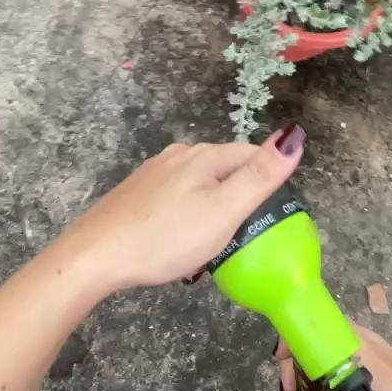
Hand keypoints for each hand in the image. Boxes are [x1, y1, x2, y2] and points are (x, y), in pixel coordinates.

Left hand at [55, 125, 304, 294]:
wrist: (97, 256)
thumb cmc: (165, 238)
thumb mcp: (224, 210)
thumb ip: (261, 175)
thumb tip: (294, 134)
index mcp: (203, 156)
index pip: (252, 154)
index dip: (268, 182)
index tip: (271, 217)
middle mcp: (178, 156)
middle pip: (225, 170)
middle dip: (239, 199)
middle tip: (241, 240)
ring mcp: (153, 173)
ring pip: (199, 187)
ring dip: (212, 212)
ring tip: (209, 249)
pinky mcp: (137, 193)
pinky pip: (176, 200)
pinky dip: (187, 219)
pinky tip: (179, 245)